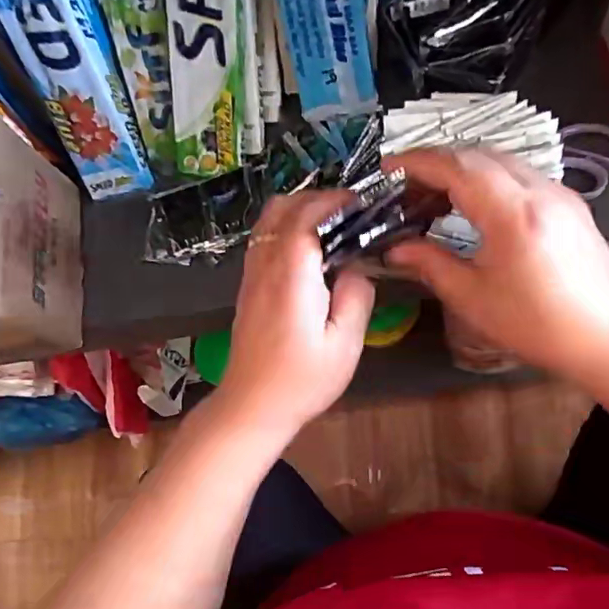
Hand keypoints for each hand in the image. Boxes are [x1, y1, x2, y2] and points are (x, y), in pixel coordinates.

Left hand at [216, 191, 376, 437]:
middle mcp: (264, 267)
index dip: (334, 201)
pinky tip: (309, 257)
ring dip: (298, 214)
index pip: (306, 215)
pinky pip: (263, 244)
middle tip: (350, 217)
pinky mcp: (246, 291)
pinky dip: (286, 233)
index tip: (361, 206)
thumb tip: (357, 267)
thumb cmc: (301, 381)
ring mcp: (250, 278)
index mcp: (291, 275)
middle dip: (317, 200)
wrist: (251, 407)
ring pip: (268, 223)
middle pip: (282, 208)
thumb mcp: (344, 345)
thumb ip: (356, 297)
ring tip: (331, 233)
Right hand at [384, 148, 608, 383]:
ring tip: (431, 199)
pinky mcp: (568, 203)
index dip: (417, 163)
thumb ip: (431, 265)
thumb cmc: (536, 325)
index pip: (458, 166)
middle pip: (479, 155)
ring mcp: (559, 192)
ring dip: (462, 171)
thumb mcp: (473, 299)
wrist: (606, 334)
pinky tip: (470, 209)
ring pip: (501, 162)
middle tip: (403, 189)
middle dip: (436, 164)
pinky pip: (519, 176)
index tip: (387, 169)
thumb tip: (397, 249)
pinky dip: (487, 182)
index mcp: (513, 213)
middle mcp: (539, 190)